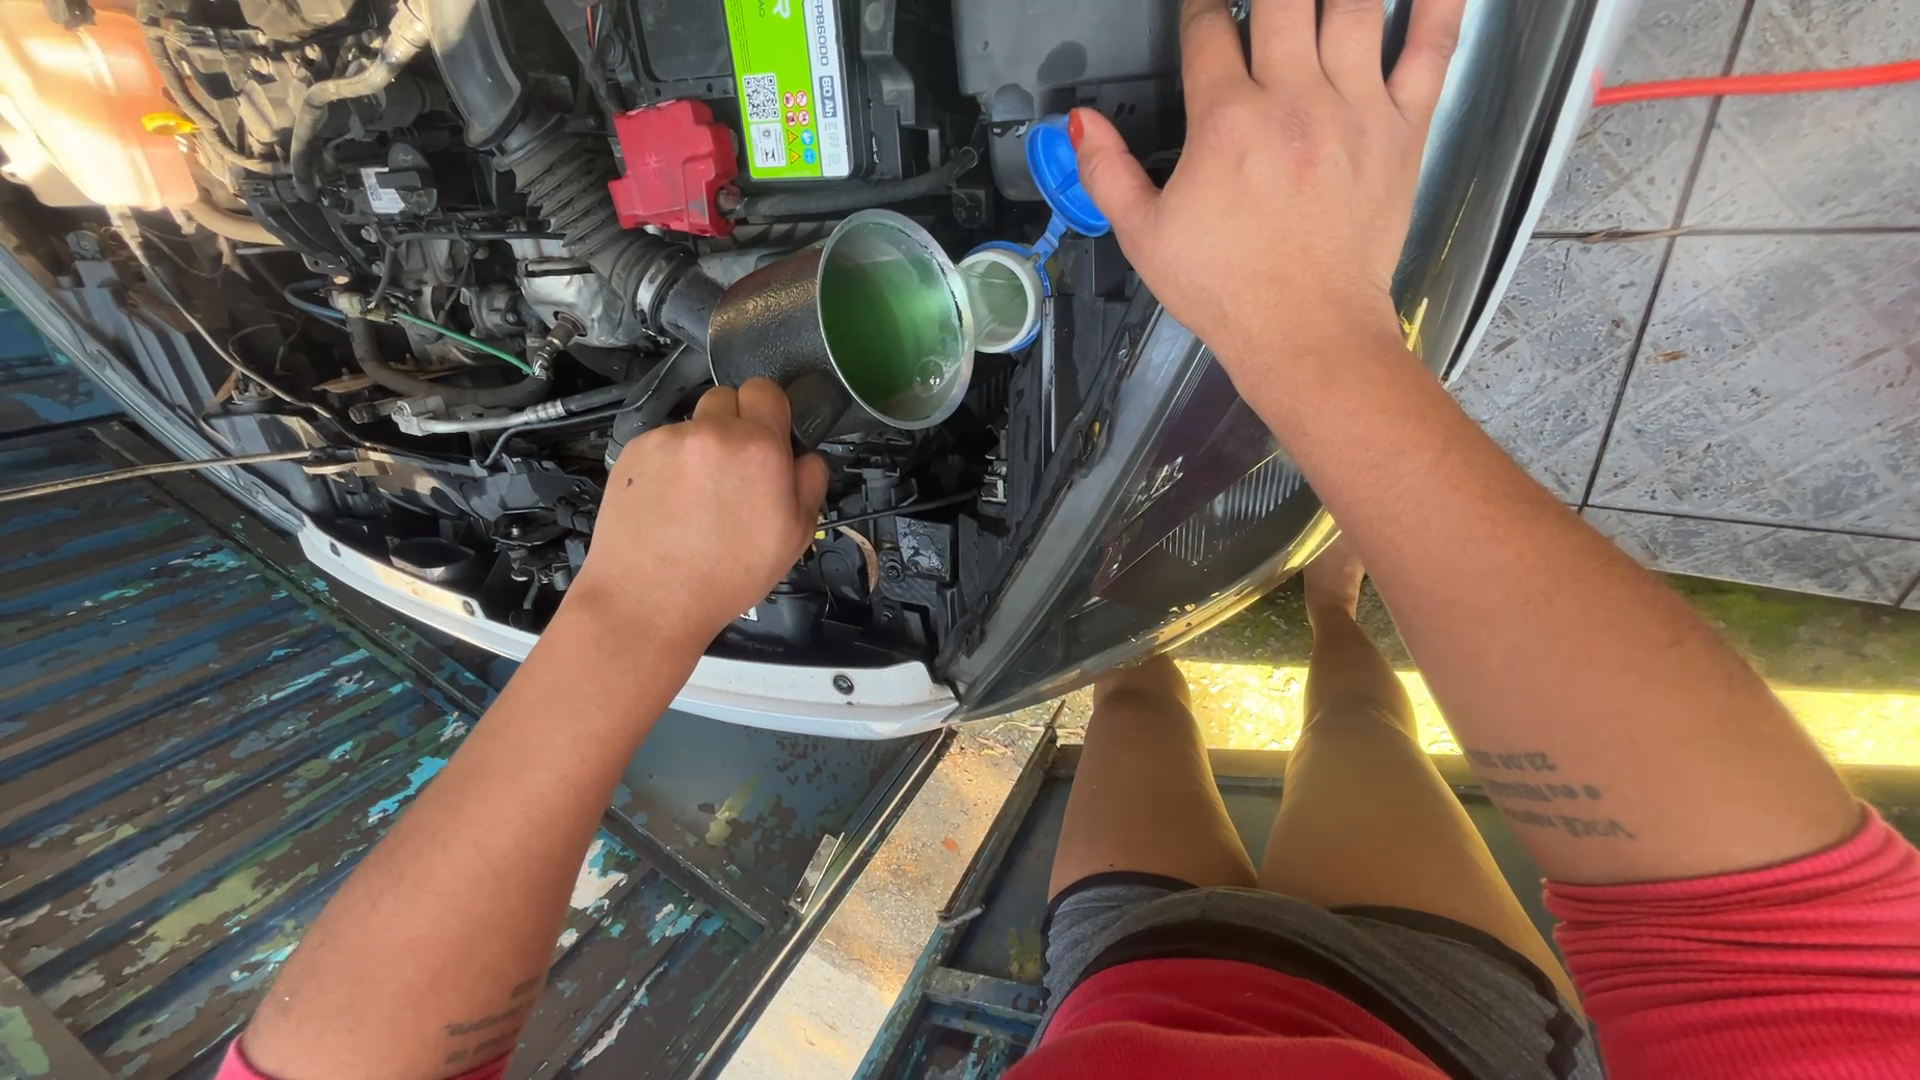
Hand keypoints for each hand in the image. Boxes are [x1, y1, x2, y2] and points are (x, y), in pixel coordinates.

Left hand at [569, 378, 828, 645]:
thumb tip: (806, 458)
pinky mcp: (634, 453)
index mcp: (759, 447)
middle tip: (736, 470)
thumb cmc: (727, 575)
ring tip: (699, 496)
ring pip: (694, 425)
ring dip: (702, 446)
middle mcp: (712, 433)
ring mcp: (668, 440)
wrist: (649, 599)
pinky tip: (671, 502)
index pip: (766, 391)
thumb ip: (810, 483)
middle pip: (728, 398)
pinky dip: (670, 463)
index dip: (770, 412)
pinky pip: (662, 443)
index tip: (769, 436)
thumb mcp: (796, 537)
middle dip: (736, 424)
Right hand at [1071, 0, 1465, 367]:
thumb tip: (1082, 122)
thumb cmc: (1223, 289)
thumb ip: (1107, 173)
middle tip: (1261, 0)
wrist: (1303, 330)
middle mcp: (1293, 98)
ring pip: (1355, 2)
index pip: (1208, 30)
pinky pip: (1433, 45)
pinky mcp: (1403, 129)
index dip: (1200, 8)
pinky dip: (1441, 2)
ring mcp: (1355, 107)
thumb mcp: (1143, 238)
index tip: (1202, 10)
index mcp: (1225, 122)